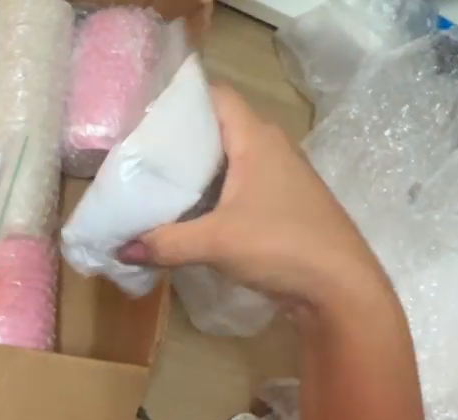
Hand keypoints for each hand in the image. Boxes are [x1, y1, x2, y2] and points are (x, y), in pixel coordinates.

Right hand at [121, 84, 390, 313]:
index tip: (143, 119)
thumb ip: (165, 243)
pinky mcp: (274, 208)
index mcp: (256, 138)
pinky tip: (180, 219)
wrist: (336, 285)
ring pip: (222, 165)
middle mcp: (267, 149)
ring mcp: (273, 179)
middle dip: (176, 143)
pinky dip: (205, 200)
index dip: (180, 101)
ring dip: (190, 176)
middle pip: (215, 132)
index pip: (216, 97)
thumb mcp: (215, 242)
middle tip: (136, 158)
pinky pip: (231, 192)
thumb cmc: (280, 244)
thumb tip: (121, 250)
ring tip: (149, 188)